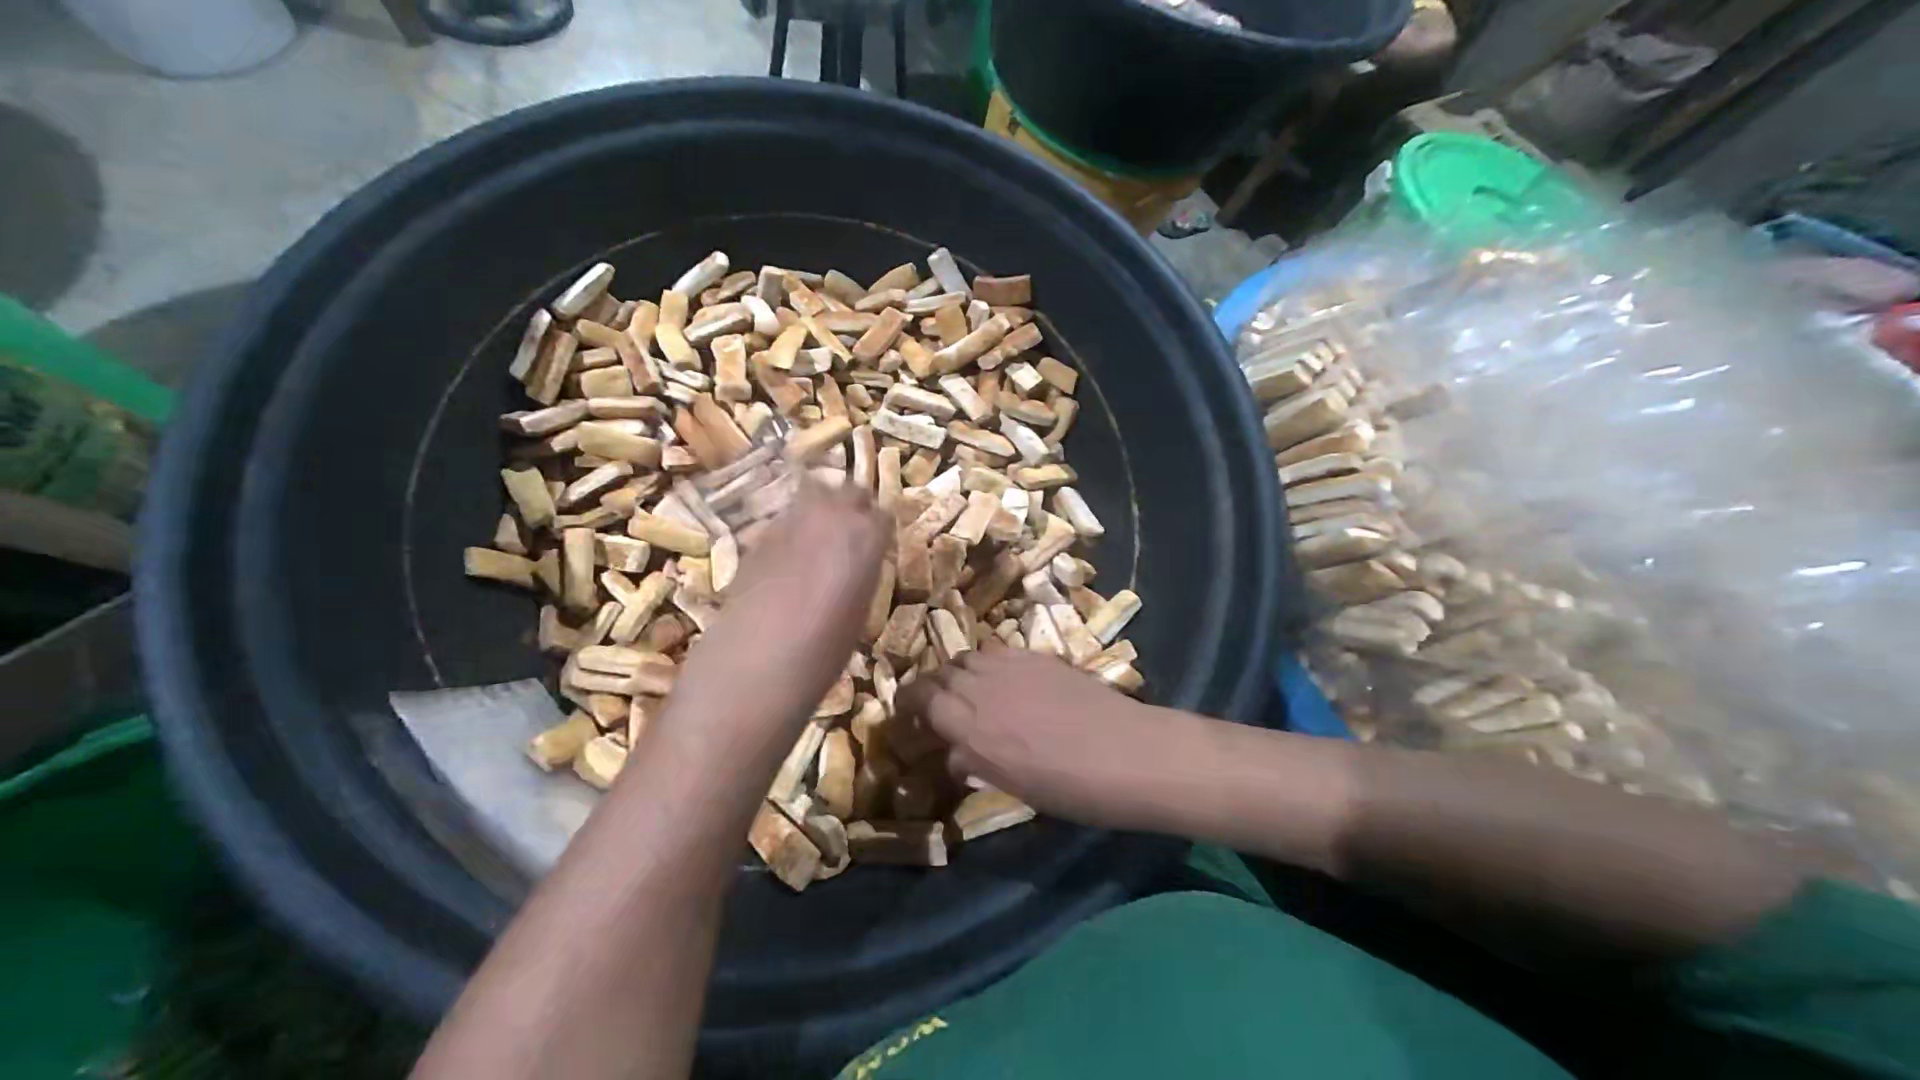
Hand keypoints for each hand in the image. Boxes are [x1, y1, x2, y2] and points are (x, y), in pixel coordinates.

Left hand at [674, 480, 886, 730]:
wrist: (755, 663)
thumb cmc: (823, 652)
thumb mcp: (861, 611)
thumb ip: (864, 572)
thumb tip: (859, 561)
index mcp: (865, 535)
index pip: (884, 515)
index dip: (881, 532)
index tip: (879, 548)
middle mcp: (830, 516)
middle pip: (850, 492)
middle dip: (855, 509)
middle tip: (854, 538)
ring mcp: (790, 521)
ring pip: (815, 496)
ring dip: (824, 512)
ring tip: (822, 543)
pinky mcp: (759, 535)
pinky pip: (787, 519)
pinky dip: (796, 529)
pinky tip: (792, 560)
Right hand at [896, 645, 1195, 830]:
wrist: (1128, 753)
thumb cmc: (1071, 788)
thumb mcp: (1014, 787)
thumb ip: (976, 762)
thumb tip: (956, 753)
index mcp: (968, 726)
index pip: (922, 698)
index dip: (910, 701)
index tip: (909, 711)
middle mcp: (981, 688)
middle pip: (942, 673)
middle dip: (933, 686)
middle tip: (939, 704)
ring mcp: (1011, 667)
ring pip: (969, 657)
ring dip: (961, 671)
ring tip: (972, 689)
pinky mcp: (1038, 656)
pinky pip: (999, 651)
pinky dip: (990, 663)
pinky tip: (1005, 680)